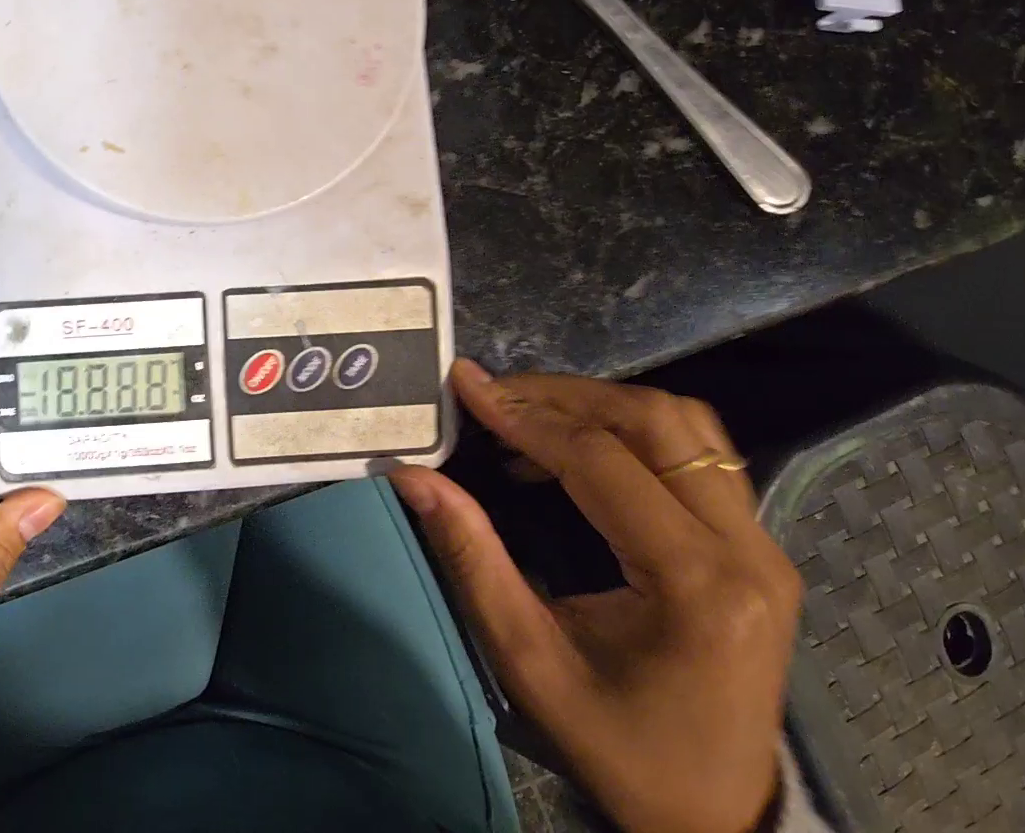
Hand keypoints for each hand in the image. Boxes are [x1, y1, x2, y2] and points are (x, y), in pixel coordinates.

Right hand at [389, 361, 800, 832]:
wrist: (716, 809)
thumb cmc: (614, 743)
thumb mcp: (526, 656)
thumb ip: (471, 556)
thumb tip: (412, 476)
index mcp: (694, 582)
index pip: (602, 461)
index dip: (525, 416)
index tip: (465, 385)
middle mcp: (746, 549)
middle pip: (658, 423)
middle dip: (564, 396)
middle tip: (493, 396)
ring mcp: (763, 545)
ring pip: (687, 428)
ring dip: (600, 407)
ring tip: (527, 418)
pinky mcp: (757, 548)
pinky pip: (697, 456)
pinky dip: (630, 434)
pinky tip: (573, 454)